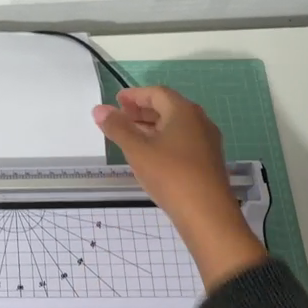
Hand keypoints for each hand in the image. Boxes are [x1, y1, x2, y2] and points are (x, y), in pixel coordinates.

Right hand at [93, 86, 267, 288]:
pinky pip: (183, 140)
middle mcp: (199, 121)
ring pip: (176, 126)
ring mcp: (207, 142)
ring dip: (152, 126)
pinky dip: (163, 140)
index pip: (157, 93)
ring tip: (131, 136)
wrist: (207, 214)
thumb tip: (99, 109)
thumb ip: (117, 127)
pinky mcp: (208, 160)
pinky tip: (151, 155)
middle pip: (168, 107)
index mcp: (184, 112)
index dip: (135, 95)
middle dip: (142, 110)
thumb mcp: (137, 150)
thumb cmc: (170, 175)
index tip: (117, 100)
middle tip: (121, 117)